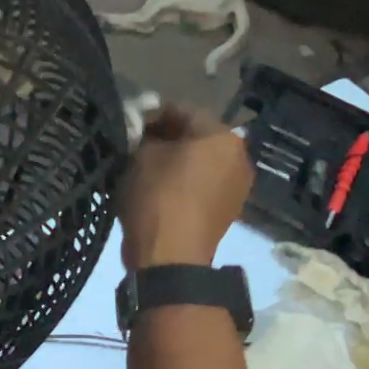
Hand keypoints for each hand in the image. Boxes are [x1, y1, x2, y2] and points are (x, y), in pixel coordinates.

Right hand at [119, 104, 252, 269]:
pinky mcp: (228, 209)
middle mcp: (239, 157)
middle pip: (196, 136)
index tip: (129, 122)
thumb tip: (143, 132)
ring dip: (175, 159)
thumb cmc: (157, 196)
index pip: (183, 110)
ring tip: (144, 166)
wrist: (171, 257)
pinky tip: (159, 187)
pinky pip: (202, 183)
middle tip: (135, 143)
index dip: (151, 113)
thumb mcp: (140, 156)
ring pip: (200, 160)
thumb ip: (142, 134)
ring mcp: (237, 186)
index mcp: (222, 136)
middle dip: (166, 136)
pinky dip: (183, 180)